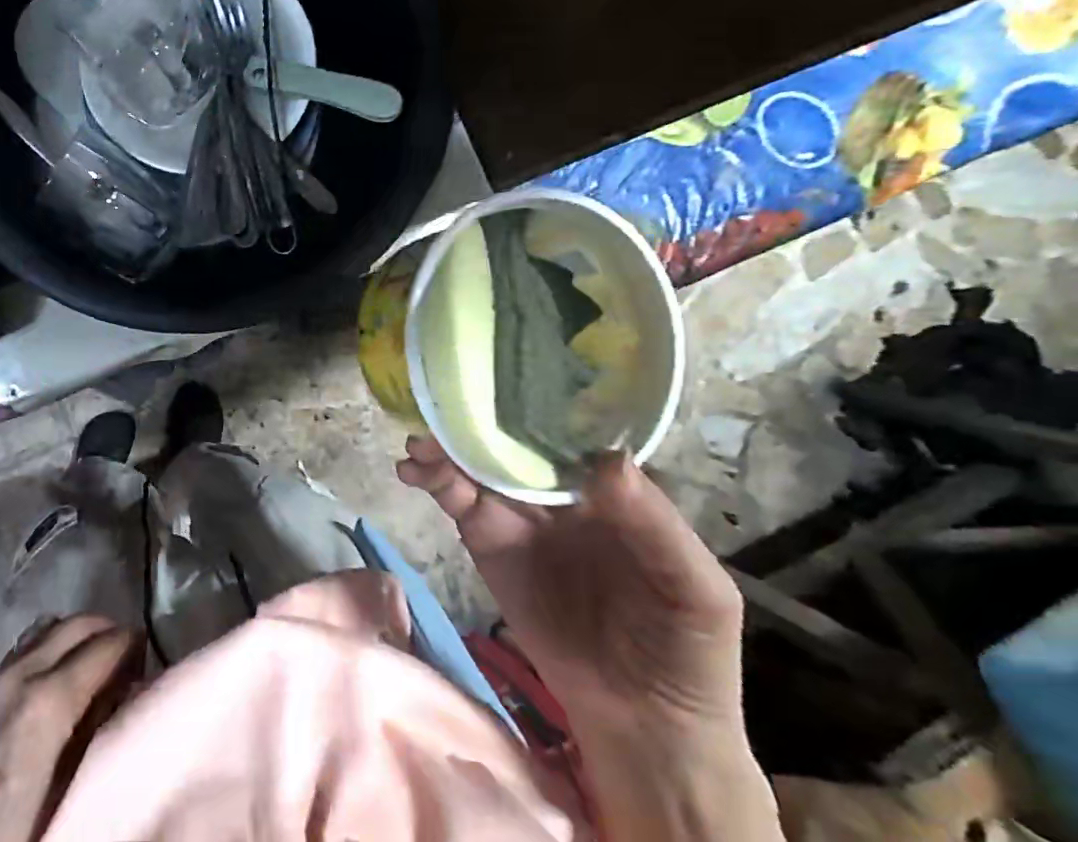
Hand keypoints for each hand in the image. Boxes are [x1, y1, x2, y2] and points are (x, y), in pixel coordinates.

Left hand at [0, 615, 142, 841]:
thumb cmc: (20, 828)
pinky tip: (63, 675)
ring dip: (79, 636)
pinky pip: (27, 647)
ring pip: (48, 629)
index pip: (103, 645)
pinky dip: (53, 646)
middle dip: (108, 631)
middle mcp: (20, 674)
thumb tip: (127, 692)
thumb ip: (101, 730)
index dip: (133, 644)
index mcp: (47, 699)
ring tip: (102, 664)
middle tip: (133, 657)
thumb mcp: (74, 783)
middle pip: (74, 625)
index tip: (153, 653)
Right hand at [396, 437, 742, 733]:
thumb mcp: (694, 590)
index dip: (538, 411)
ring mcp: (520, 518)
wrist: (638, 715)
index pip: (571, 438)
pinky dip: (433, 483)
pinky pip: (458, 503)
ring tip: (418, 447)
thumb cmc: (684, 649)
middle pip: (514, 445)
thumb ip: (655, 526)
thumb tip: (605, 460)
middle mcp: (561, 494)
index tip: (505, 391)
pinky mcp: (487, 542)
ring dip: (446, 451)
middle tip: (442, 415)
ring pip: (478, 469)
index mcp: (613, 493)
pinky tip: (412, 472)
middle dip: (478, 426)